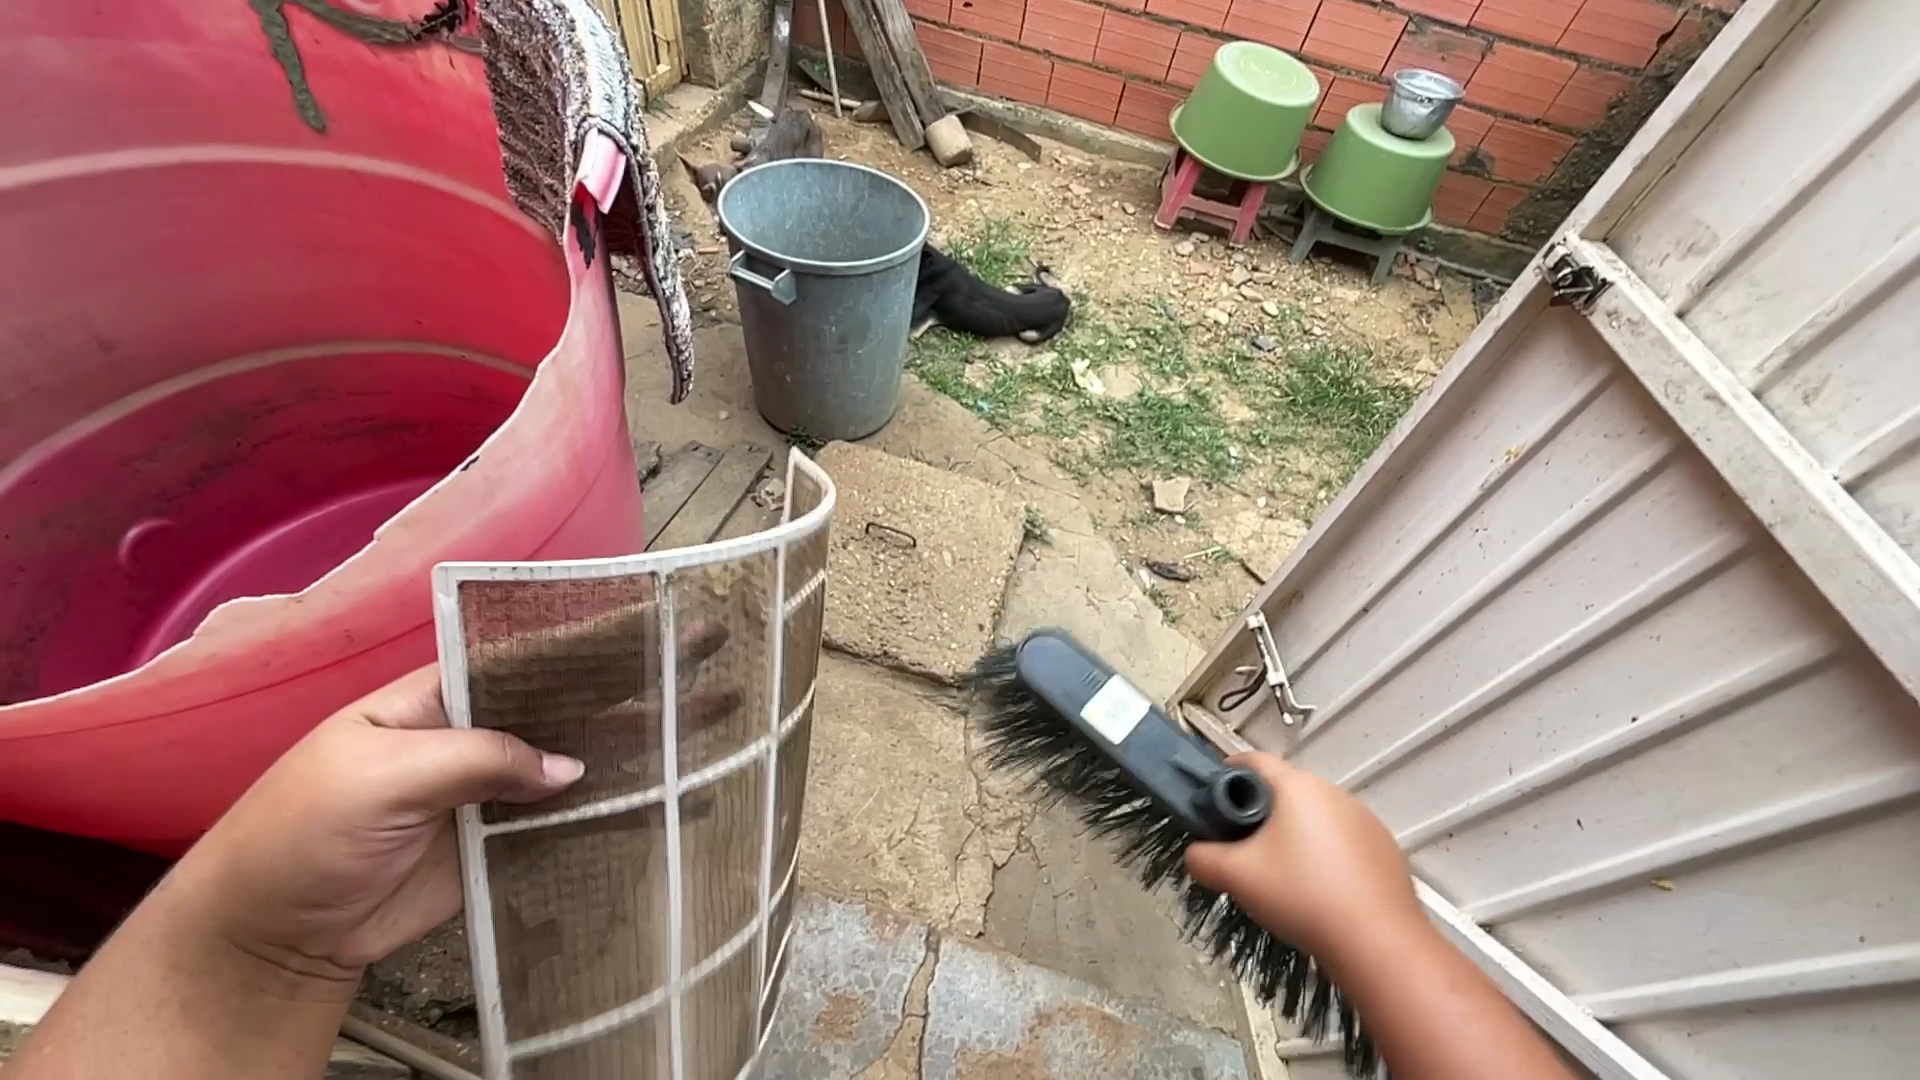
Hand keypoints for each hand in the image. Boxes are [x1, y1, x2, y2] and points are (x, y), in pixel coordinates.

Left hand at [166, 599, 737, 992]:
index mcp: (450, 693)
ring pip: (590, 753)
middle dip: (645, 676)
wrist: (272, 938)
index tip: (661, 615)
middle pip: (579, 697)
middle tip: (711, 655)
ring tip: (716, 721)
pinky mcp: (514, 836)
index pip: (537, 652)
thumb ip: (478, 759)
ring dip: (650, 739)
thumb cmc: (301, 833)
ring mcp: (506, 784)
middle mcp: (489, 729)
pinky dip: (626, 808)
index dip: (601, 632)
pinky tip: (677, 801)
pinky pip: (579, 815)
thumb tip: (572, 768)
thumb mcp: (379, 775)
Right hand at [1184, 752, 1423, 964]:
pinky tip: (1321, 890)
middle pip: (1285, 789)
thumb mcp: (1236, 877)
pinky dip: (1327, 855)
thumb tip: (1196, 854)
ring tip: (1284, 875)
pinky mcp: (1387, 849)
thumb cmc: (1301, 895)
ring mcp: (1366, 820)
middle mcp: (1333, 792)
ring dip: (1296, 833)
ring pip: (1316, 815)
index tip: (1215, 799)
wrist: (1379, 946)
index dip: (1228, 773)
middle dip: (1261, 811)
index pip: (1253, 760)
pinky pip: (1344, 840)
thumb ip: (1202, 858)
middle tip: (1243, 847)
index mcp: (1297, 786)